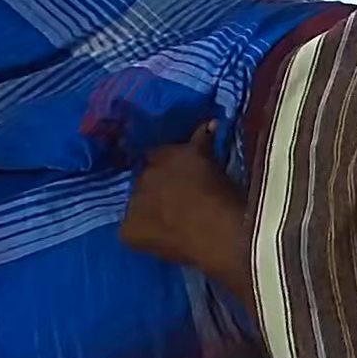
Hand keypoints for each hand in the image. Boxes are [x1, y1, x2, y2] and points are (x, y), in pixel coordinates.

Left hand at [120, 122, 246, 284]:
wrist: (222, 233)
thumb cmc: (229, 196)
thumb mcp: (218, 163)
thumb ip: (205, 141)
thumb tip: (208, 124)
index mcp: (171, 152)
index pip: (161, 151)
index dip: (171, 160)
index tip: (182, 169)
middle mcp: (147, 172)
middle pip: (148, 175)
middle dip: (160, 182)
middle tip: (179, 195)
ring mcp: (134, 202)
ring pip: (139, 200)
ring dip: (151, 204)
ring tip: (173, 217)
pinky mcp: (127, 229)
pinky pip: (132, 226)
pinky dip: (144, 228)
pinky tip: (161, 233)